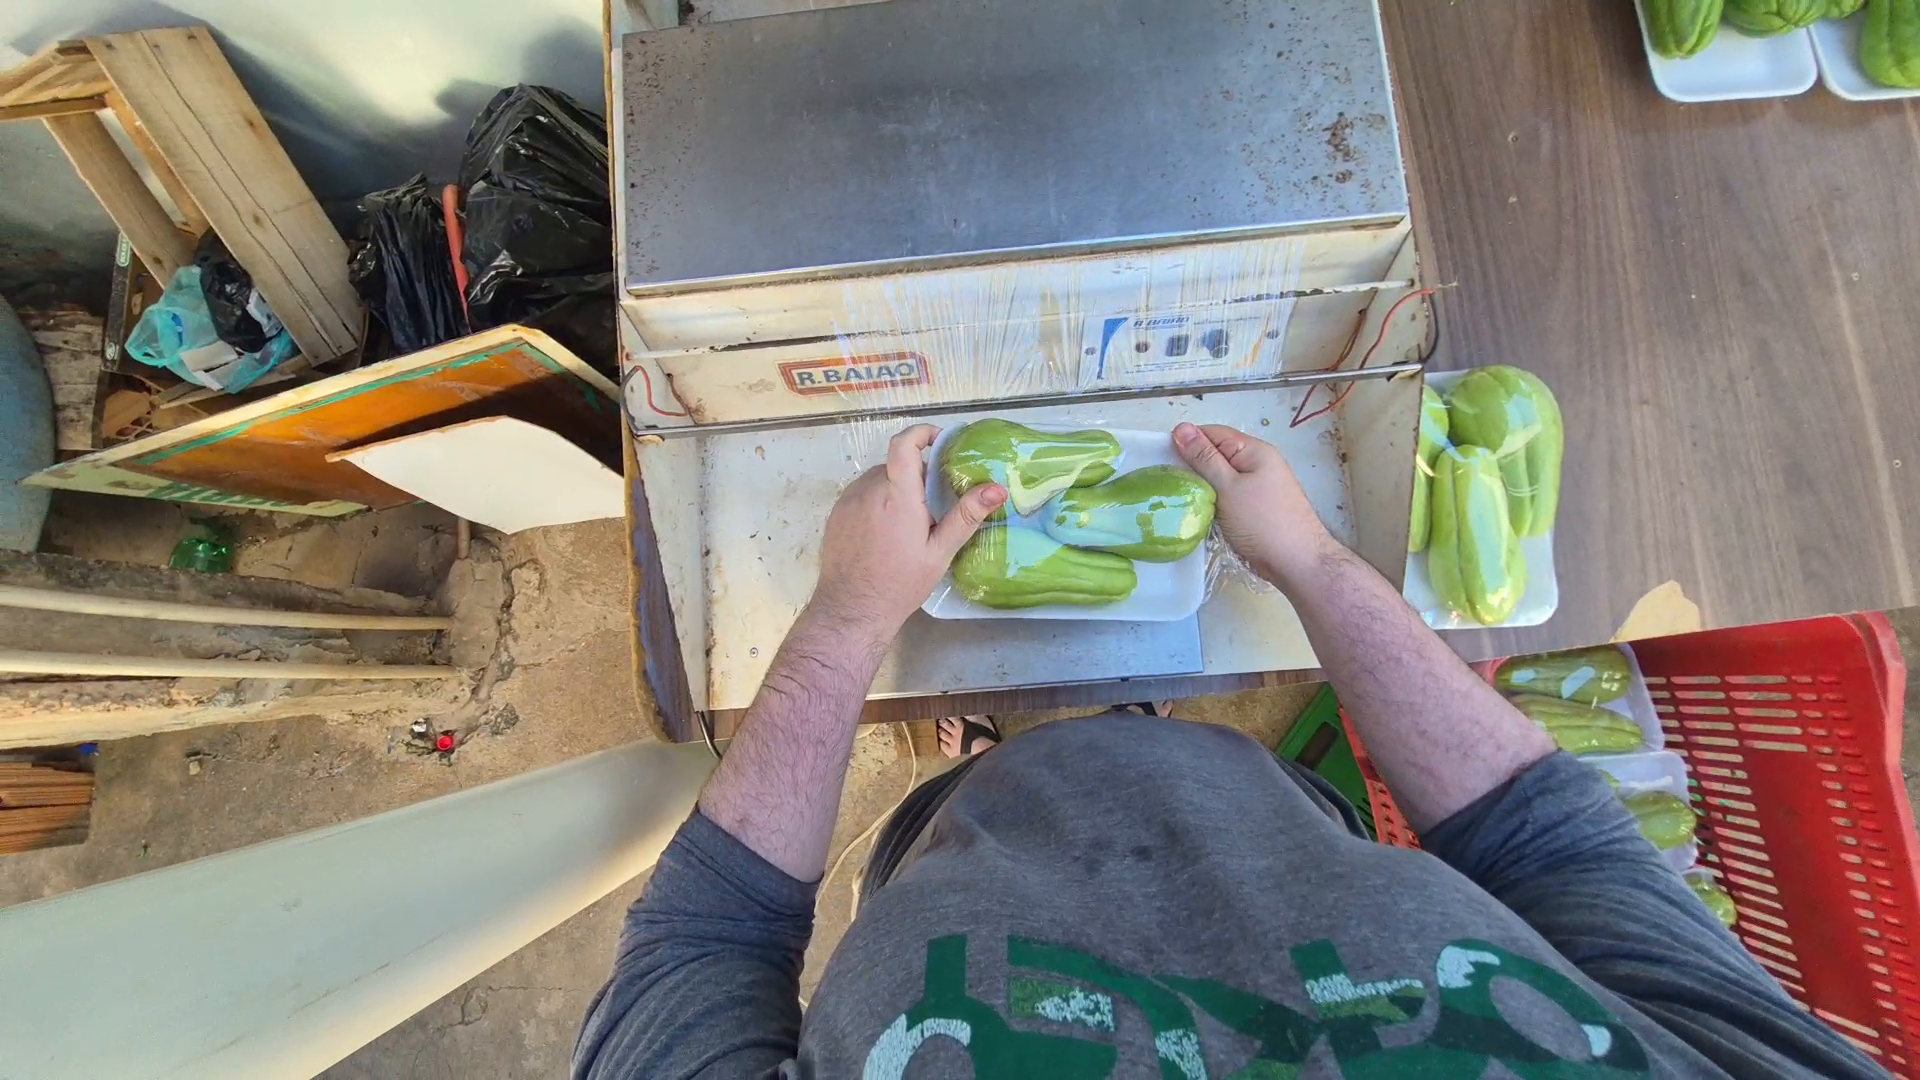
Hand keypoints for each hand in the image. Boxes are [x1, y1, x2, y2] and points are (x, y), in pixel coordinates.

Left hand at [810, 424, 1005, 642]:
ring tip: (911, 523)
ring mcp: (848, 500)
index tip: (940, 440)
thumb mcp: (939, 553)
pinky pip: (863, 493)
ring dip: (897, 489)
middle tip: (935, 503)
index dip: (922, 432)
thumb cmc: (900, 584)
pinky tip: (887, 531)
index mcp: (897, 497)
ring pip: (880, 479)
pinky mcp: (836, 512)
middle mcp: (869, 490)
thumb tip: (997, 489)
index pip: (904, 444)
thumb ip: (966, 516)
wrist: (851, 609)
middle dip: (917, 475)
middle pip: (896, 464)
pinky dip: (878, 501)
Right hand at [1173, 422, 1336, 586]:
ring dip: (1200, 485)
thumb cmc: (1262, 523)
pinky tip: (1198, 511)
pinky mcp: (1254, 506)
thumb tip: (1181, 428)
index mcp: (1254, 450)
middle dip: (1192, 465)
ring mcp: (1257, 485)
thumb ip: (1204, 458)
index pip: (1212, 433)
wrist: (1297, 563)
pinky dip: (1211, 500)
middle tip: (1167, 483)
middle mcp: (1257, 463)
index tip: (1162, 460)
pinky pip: (1226, 494)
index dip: (1187, 442)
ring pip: (1219, 477)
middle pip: (1216, 454)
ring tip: (1179, 498)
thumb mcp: (1228, 487)